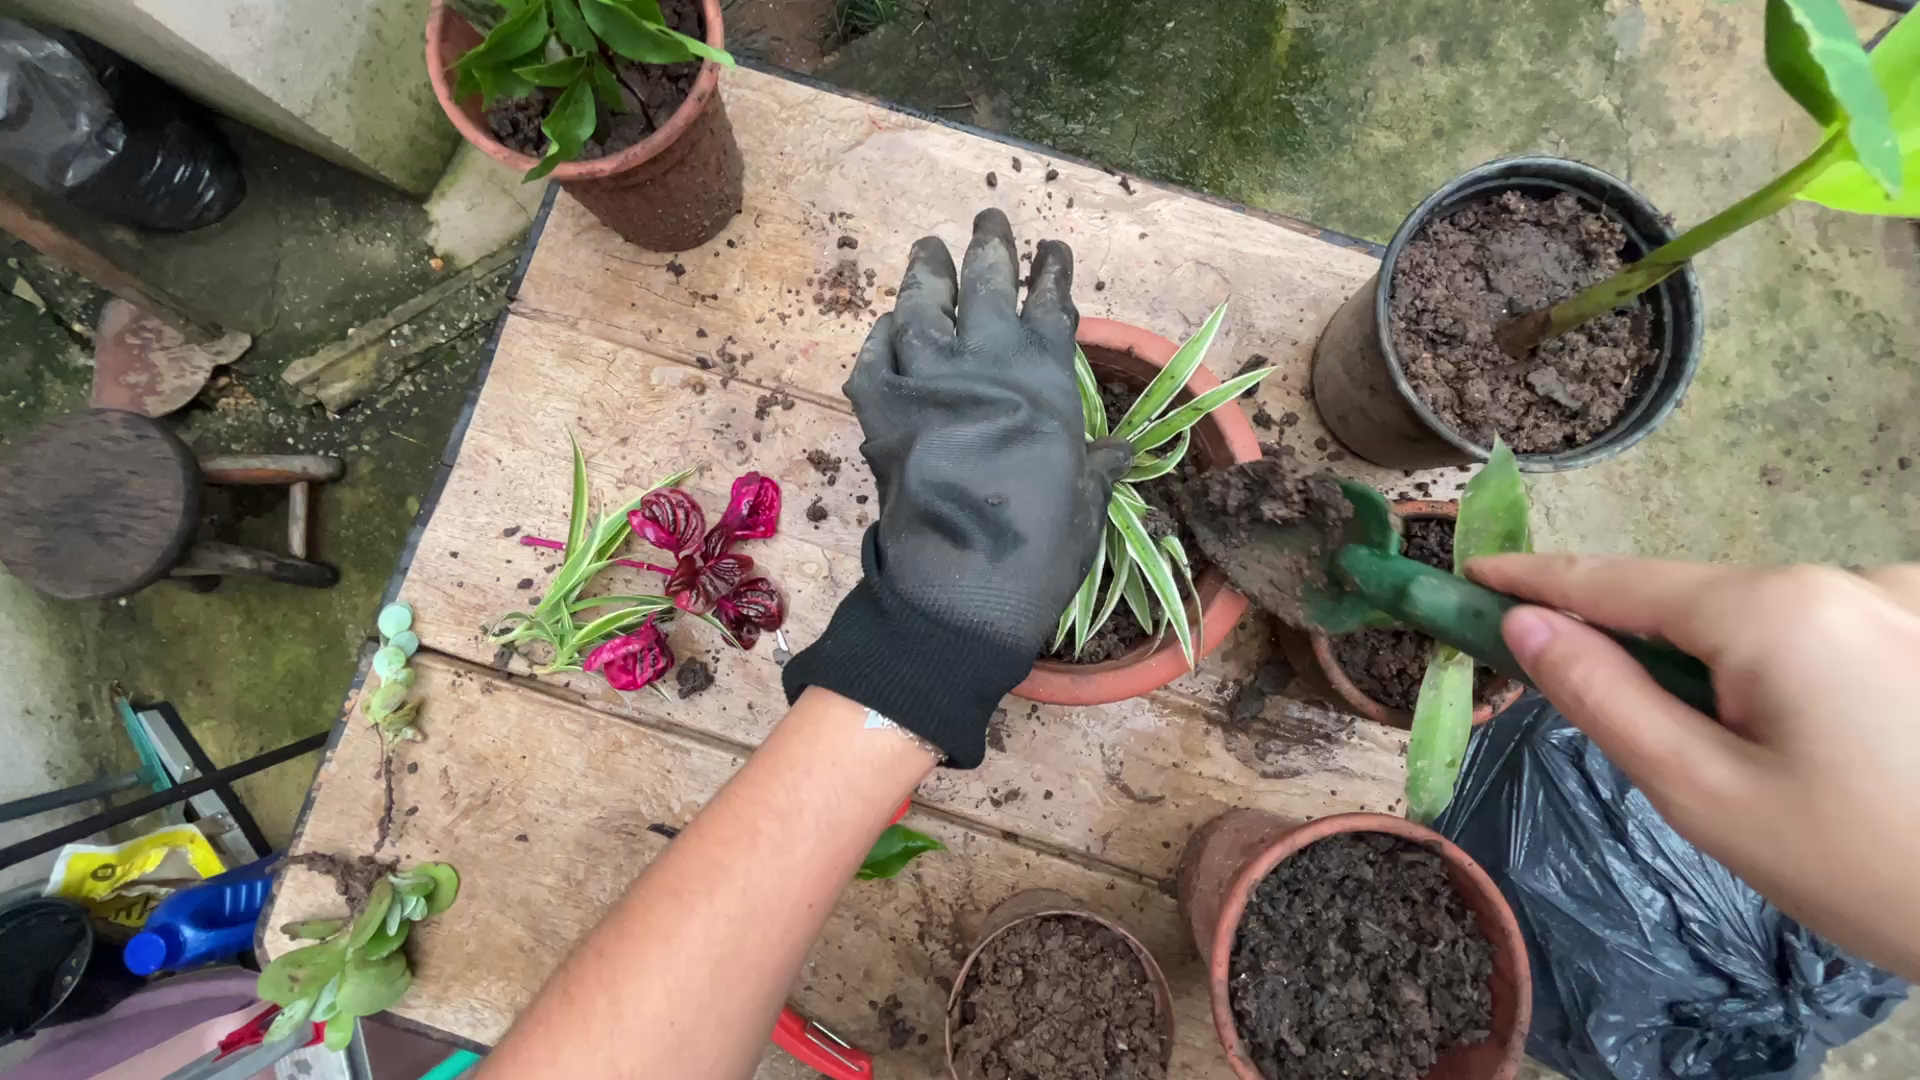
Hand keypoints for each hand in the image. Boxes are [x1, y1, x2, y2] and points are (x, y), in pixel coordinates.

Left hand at [783, 210, 1129, 766]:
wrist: (962, 591)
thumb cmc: (1038, 553)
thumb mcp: (1087, 505)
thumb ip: (1102, 463)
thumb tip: (1127, 445)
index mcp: (1045, 384)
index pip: (1051, 307)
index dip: (1051, 273)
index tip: (1050, 249)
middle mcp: (985, 367)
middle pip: (986, 286)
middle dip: (991, 247)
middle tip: (989, 218)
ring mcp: (926, 384)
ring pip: (922, 308)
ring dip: (926, 274)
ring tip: (929, 250)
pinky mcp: (879, 413)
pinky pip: (872, 361)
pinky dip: (878, 342)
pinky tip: (885, 329)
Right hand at [1470, 554, 1919, 979]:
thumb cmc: (1876, 869)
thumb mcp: (1701, 791)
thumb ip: (1599, 694)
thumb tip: (1523, 624)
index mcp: (1775, 610)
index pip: (1610, 580)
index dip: (1530, 577)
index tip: (1469, 572)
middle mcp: (1847, 581)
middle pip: (1686, 602)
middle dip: (1633, 647)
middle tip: (1629, 728)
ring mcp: (1912, 601)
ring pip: (1754, 622)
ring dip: (1715, 668)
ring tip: (1758, 763)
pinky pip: (1819, 633)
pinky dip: (1780, 673)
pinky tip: (1830, 744)